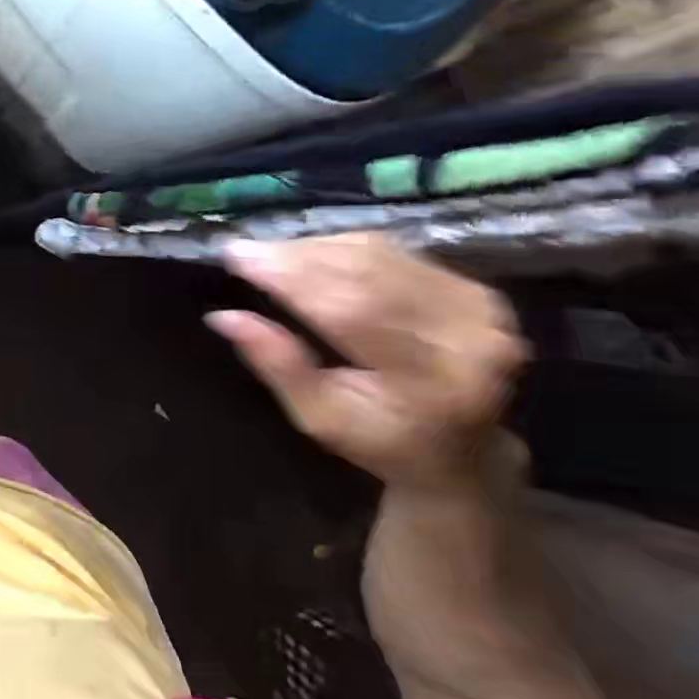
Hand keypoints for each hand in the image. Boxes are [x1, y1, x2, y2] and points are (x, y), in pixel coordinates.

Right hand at [207, 234, 525, 491]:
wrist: (463, 451)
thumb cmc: (378, 439)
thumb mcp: (317, 416)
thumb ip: (276, 364)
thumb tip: (222, 317)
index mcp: (430, 381)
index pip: (351, 311)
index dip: (290, 279)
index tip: (237, 257)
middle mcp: (466, 337)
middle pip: (364, 275)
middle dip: (294, 258)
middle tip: (244, 251)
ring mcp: (475, 308)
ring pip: (375, 255)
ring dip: (313, 248)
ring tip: (269, 254)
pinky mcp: (471, 289)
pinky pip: (392, 251)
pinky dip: (341, 246)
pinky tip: (308, 254)